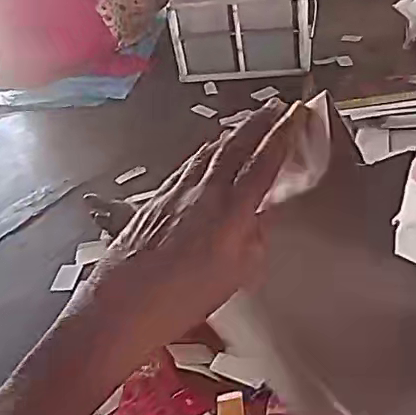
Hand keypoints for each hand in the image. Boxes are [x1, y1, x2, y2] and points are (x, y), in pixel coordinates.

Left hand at [78, 99, 299, 358]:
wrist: (121, 305)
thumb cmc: (178, 300)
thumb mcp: (235, 275)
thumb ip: (254, 240)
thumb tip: (260, 221)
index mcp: (230, 213)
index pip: (264, 163)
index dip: (283, 136)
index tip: (295, 117)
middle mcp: (203, 194)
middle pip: (235, 145)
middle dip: (258, 122)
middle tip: (274, 108)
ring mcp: (177, 191)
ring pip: (209, 150)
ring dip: (232, 132)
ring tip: (246, 123)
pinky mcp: (157, 197)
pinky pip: (189, 163)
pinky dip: (207, 150)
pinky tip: (208, 152)